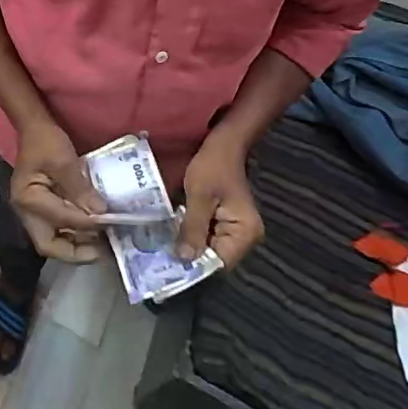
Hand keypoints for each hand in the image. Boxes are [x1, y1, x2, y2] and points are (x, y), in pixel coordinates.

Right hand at [11, 119, 106, 262]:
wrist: (34, 127)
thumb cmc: (46, 141)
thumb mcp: (64, 160)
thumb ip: (80, 189)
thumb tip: (100, 213)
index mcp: (28, 199)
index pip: (60, 219)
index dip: (85, 223)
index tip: (108, 222)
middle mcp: (25, 212)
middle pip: (49, 244)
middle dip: (75, 252)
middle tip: (102, 253)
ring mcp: (32, 212)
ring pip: (53, 240)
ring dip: (77, 245)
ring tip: (102, 245)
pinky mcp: (41, 208)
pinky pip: (57, 228)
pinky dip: (74, 233)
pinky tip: (91, 231)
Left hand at [176, 136, 264, 268]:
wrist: (223, 144)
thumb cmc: (213, 166)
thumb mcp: (199, 195)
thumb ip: (193, 228)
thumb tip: (184, 260)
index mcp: (245, 232)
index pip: (220, 262)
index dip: (196, 264)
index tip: (169, 263)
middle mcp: (245, 237)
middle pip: (214, 257)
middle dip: (190, 253)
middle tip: (161, 252)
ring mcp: (236, 230)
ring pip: (209, 247)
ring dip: (189, 243)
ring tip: (164, 243)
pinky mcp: (225, 222)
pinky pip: (208, 236)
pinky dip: (192, 233)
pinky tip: (175, 230)